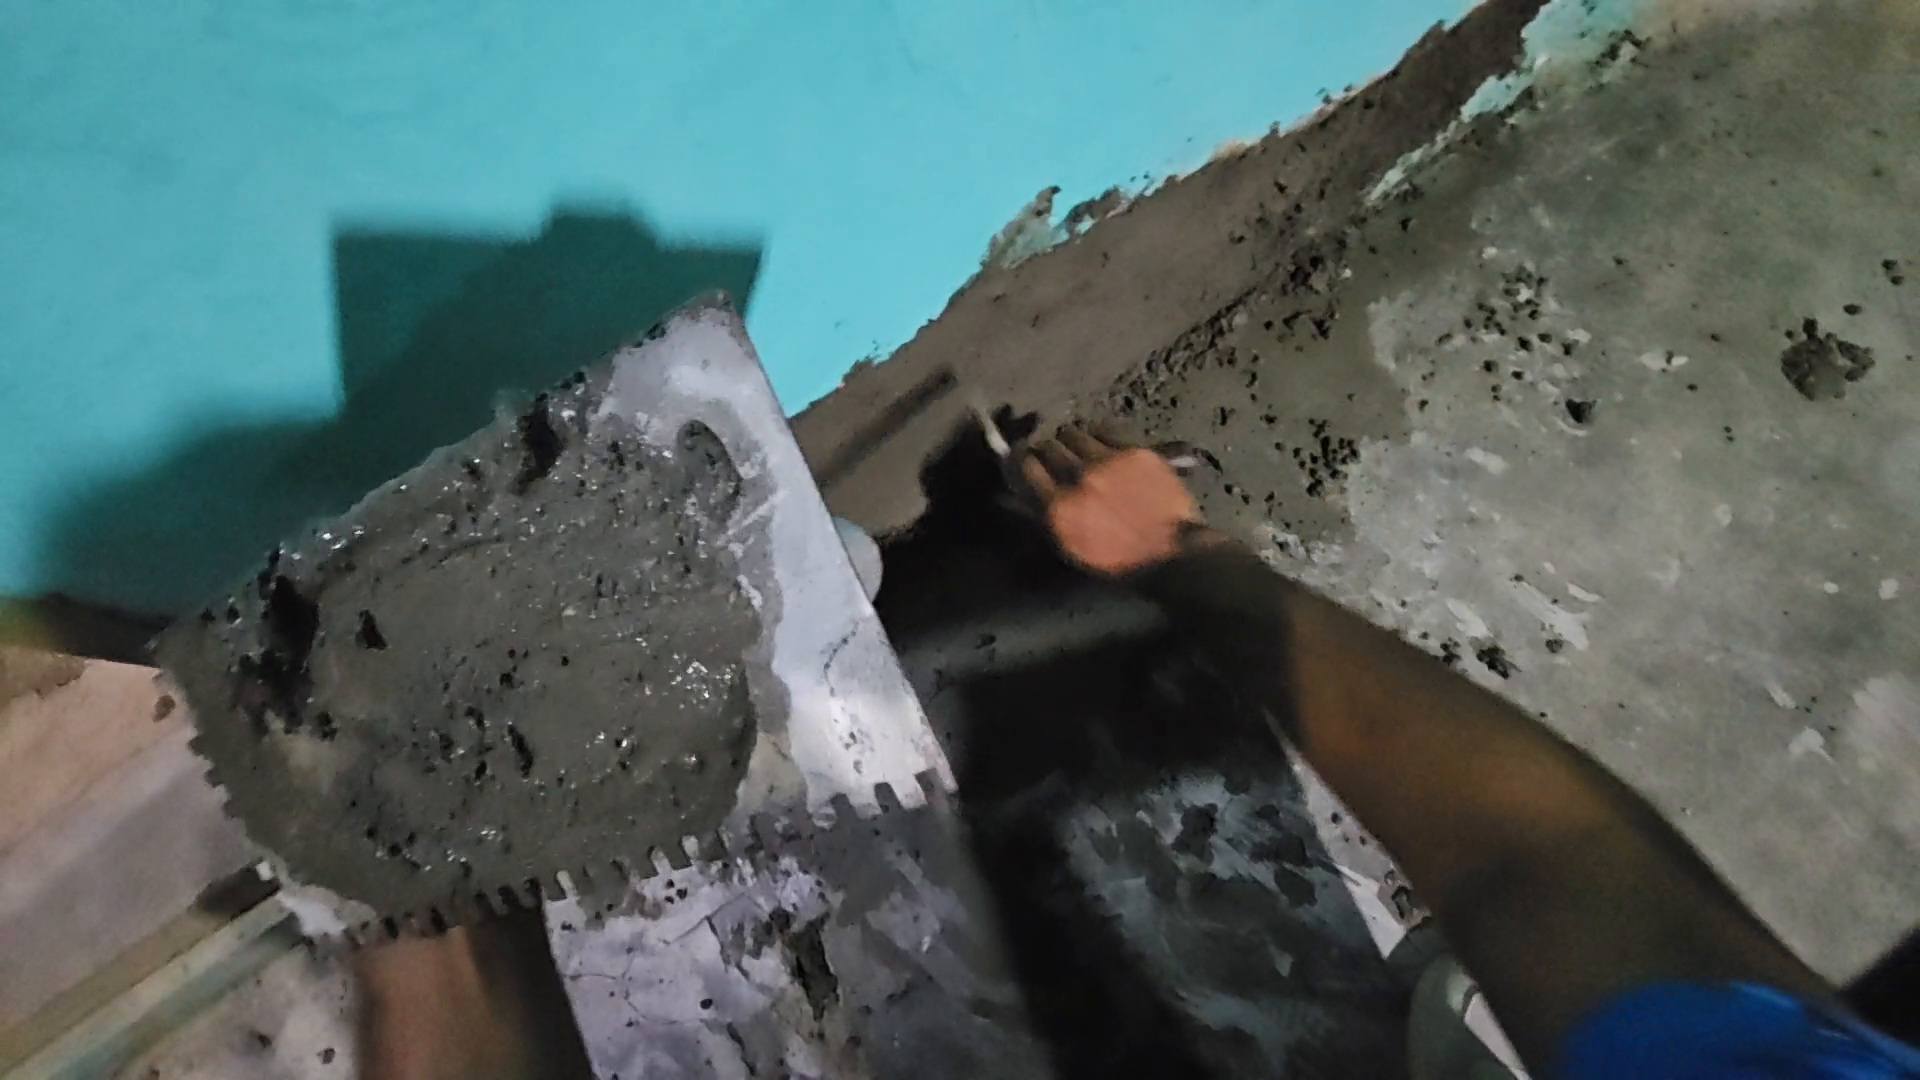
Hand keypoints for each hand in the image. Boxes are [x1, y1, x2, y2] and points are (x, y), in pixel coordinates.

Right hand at [1019, 426, 1207, 575]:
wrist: (1169, 553)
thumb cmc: (1116, 560)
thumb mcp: (1070, 547)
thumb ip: (1044, 516)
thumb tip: (1017, 494)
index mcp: (1057, 507)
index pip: (1026, 467)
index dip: (1022, 459)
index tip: (1025, 458)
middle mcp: (1077, 479)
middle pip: (1048, 446)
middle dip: (1045, 448)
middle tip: (1051, 453)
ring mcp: (1106, 461)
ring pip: (1073, 432)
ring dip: (1069, 438)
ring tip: (1075, 445)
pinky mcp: (1132, 450)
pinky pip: (1104, 428)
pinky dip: (1096, 432)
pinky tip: (1099, 440)